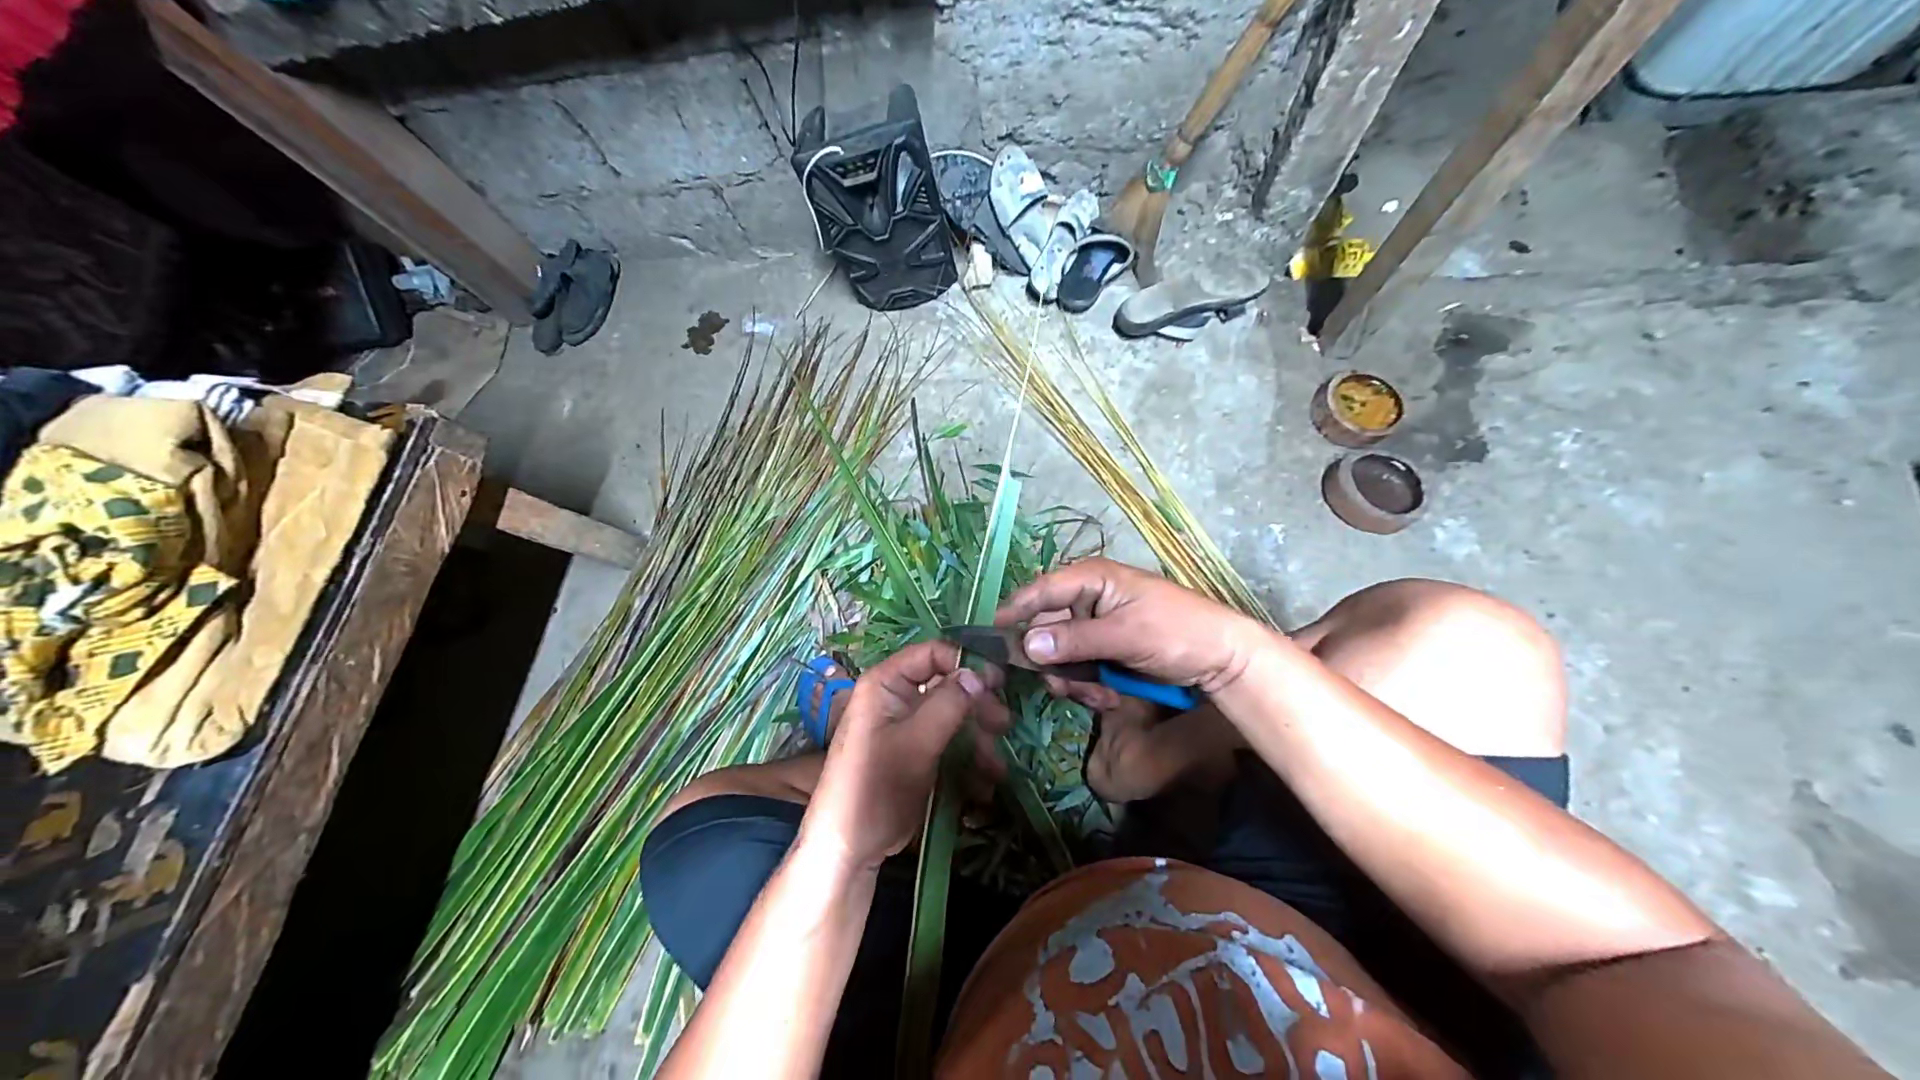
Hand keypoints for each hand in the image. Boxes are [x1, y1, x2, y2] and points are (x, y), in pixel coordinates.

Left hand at [798, 640, 1010, 870]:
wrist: (849, 847)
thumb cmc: (876, 786)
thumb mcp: (917, 742)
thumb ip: (950, 703)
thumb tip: (979, 673)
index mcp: (886, 684)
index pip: (932, 653)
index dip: (966, 662)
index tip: (998, 681)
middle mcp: (897, 699)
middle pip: (948, 686)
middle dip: (977, 708)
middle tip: (1002, 725)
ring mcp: (907, 728)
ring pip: (953, 719)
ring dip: (978, 740)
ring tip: (995, 768)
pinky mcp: (917, 754)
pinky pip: (949, 745)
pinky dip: (968, 760)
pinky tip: (984, 784)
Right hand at [995, 557, 1271, 693]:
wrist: (1223, 658)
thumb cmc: (1176, 631)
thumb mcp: (1125, 634)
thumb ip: (1074, 639)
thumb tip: (1026, 645)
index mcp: (1093, 578)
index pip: (1042, 589)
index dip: (1016, 611)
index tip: (993, 637)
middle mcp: (1090, 598)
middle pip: (1047, 627)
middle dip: (1053, 661)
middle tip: (1061, 686)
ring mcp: (1098, 625)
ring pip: (1061, 653)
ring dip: (1073, 678)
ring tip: (1098, 694)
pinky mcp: (1106, 649)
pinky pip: (1080, 667)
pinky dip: (1088, 685)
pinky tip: (1108, 695)